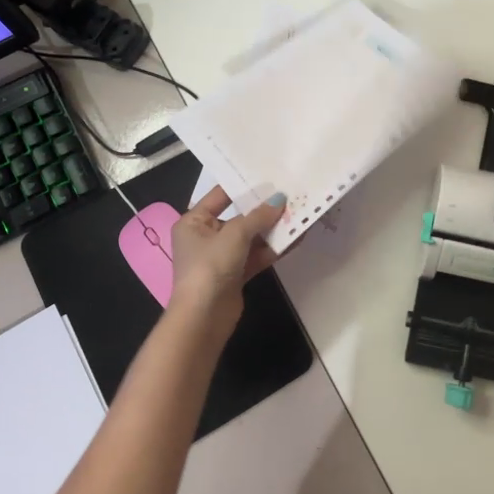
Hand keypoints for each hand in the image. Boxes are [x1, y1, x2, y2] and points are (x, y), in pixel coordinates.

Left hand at [168, 187, 284, 335]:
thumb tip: (281, 200)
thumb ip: (258, 216)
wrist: (204, 318)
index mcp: (194, 221)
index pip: (220, 195)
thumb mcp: (234, 235)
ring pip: (250, 238)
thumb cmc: (210, 267)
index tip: (270, 176)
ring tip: (299, 214)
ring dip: (272, 230)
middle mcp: (205, 236)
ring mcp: (221, 257)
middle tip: (290, 194)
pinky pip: (256, 255)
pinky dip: (273, 249)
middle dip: (264, 210)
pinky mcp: (235, 274)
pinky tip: (295, 239)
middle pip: (239, 217)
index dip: (244, 186)